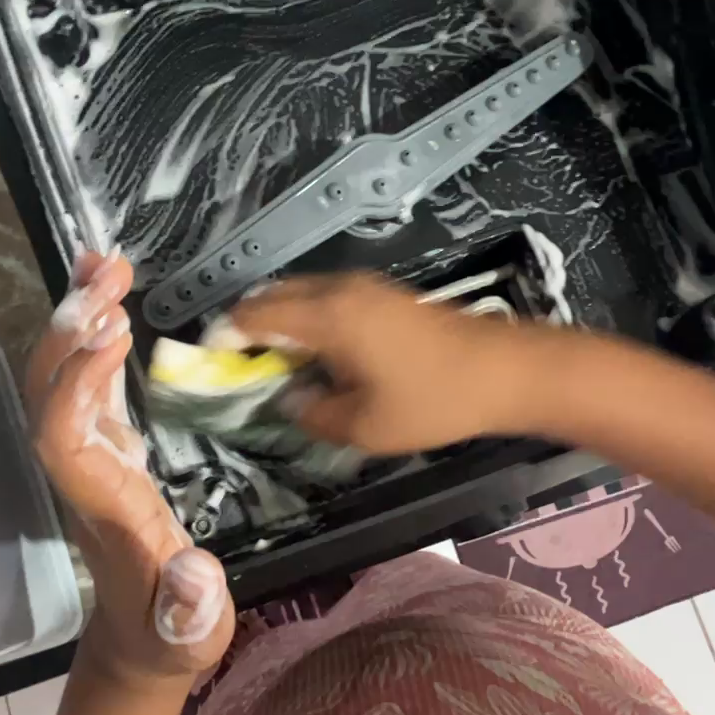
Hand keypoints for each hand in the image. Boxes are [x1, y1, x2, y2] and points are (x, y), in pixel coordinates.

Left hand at [25, 253, 234, 682]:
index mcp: (104, 507)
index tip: (114, 330)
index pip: (65, 439)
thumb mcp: (191, 634)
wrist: (144, 641)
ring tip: (105, 263)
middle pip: (51, 395)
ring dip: (79, 319)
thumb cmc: (169, 636)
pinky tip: (110, 300)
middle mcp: (85, 472)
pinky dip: (95, 339)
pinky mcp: (110, 449)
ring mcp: (94, 458)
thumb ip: (191, 609)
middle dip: (72, 331)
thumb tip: (192, 574)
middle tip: (106, 272)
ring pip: (65, 382)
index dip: (77, 384)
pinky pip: (90, 385)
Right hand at [229, 272, 551, 453]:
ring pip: (301, 293)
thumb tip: (288, 399)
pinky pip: (326, 297)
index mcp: (326, 317)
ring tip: (274, 362)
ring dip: (279, 320)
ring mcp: (365, 287)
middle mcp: (339, 290)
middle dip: (249, 325)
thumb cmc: (432, 401)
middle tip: (240, 365)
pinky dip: (307, 317)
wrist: (504, 371)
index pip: (254, 314)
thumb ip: (313, 413)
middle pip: (273, 295)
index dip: (226, 335)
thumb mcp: (364, 426)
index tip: (210, 361)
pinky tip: (316, 352)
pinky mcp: (384, 293)